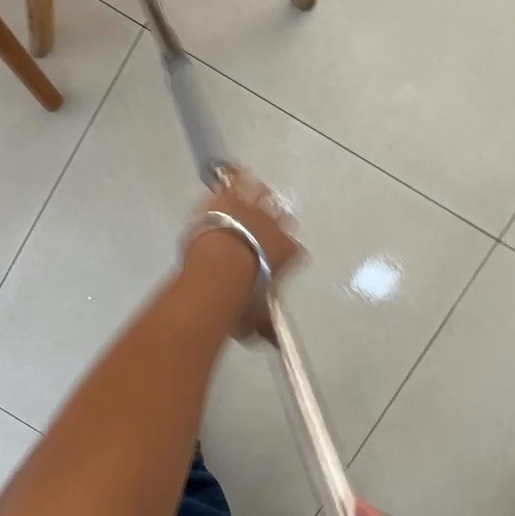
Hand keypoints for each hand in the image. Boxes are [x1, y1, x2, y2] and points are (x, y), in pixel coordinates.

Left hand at [184, 169, 301, 340]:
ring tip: (248, 192)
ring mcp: (252, 208)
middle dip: (272, 221)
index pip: (295, 251)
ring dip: (255, 194)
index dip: (284, 255)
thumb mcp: (256, 319)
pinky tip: (227, 172)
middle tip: (259, 226)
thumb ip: (263, 326)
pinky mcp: (228, 196)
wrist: (218, 272)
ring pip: (260, 193)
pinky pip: (234, 179)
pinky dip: (231, 177)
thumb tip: (271, 343)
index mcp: (290, 253)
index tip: (274, 259)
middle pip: (281, 216)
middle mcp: (277, 226)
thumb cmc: (241, 298)